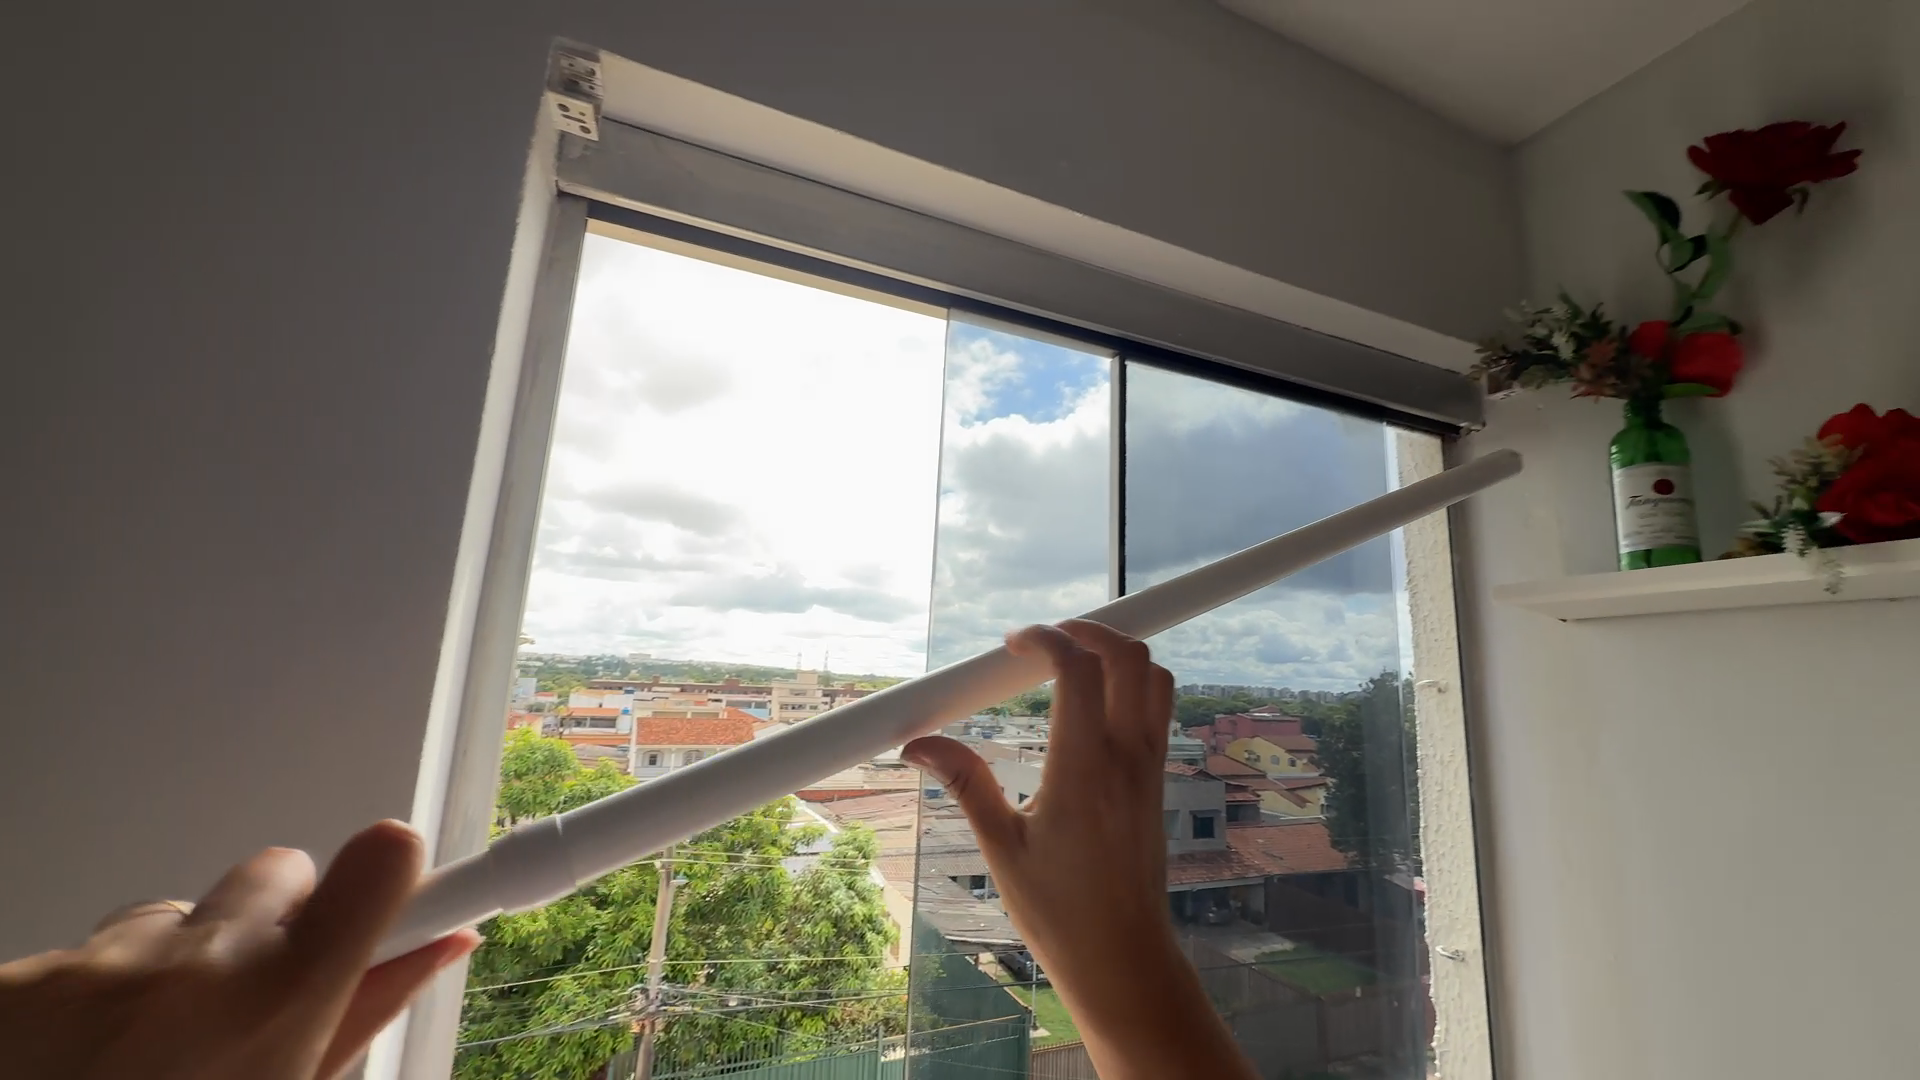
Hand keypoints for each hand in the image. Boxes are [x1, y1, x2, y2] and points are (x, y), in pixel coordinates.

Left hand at [0, 820, 478, 1079]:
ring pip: (168, 916)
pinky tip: (58, 1061)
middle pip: (277, 871)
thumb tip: (451, 939)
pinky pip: (75, 957)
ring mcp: (90, 970)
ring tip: (130, 1049)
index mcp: (284, 994)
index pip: (387, 856)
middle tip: (242, 997)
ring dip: (165, 963)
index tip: (406, 883)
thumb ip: (371, 1006)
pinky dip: (76, 999)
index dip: (394, 869)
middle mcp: (198, 964)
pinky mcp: (4, 982)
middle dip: (270, 918)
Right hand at [903, 621, 1255, 1079]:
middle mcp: (1126, 756)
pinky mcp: (1158, 779)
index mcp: (1084, 767)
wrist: (1124, 960)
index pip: (1078, 669)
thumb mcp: (1001, 846)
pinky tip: (1096, 702)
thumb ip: (965, 782)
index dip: (1045, 638)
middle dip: (1089, 630)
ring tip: (1073, 660)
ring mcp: (1150, 765)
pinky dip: (1134, 682)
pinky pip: (1160, 707)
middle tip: (1047, 639)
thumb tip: (920, 744)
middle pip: (1129, 656)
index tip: (1012, 645)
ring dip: (1118, 652)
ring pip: (1154, 676)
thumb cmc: (1060, 911)